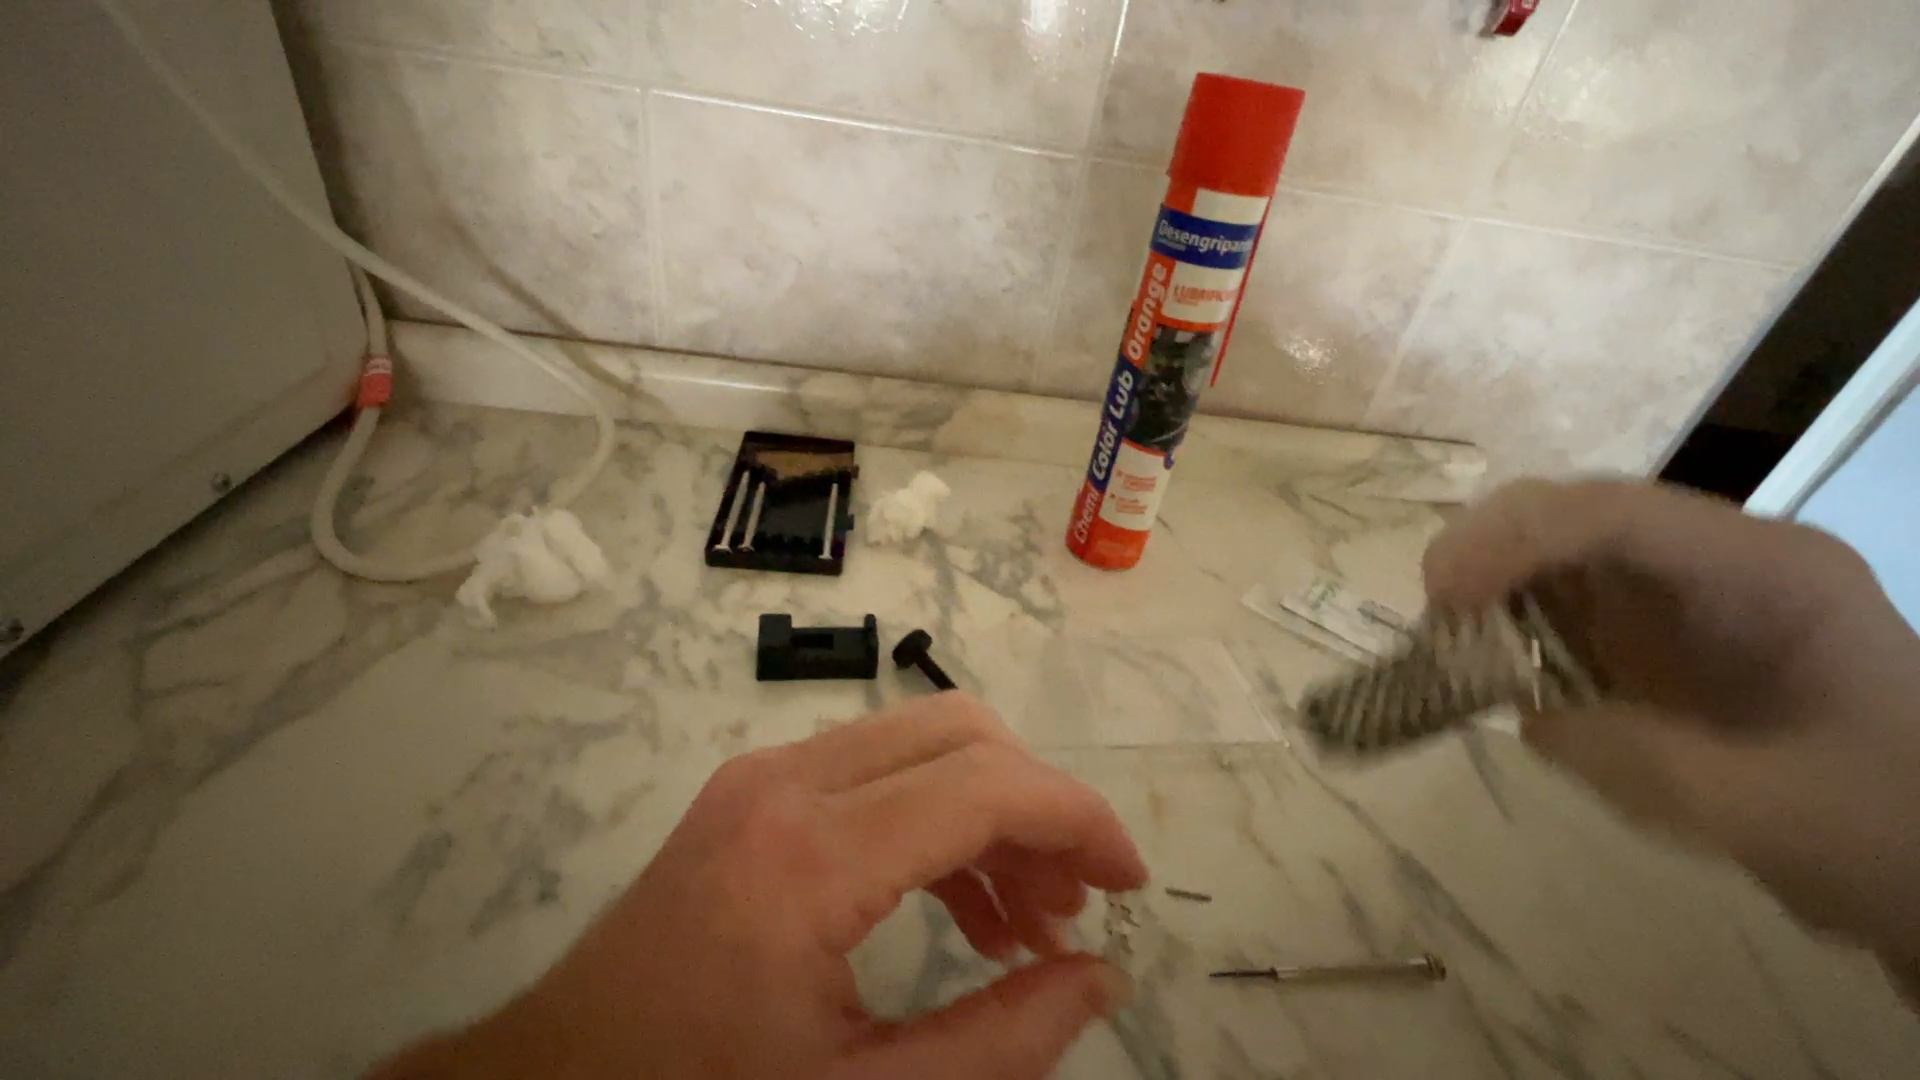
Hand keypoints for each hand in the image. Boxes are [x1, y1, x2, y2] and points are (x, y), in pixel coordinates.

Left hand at [367, 693, 1145, 1078]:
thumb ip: (1000, 1043)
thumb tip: (1099, 977)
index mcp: (809, 858)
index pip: (984, 785)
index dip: (1077, 820)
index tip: (1128, 880)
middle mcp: (787, 782)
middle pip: (961, 732)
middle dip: (1039, 805)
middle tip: (1076, 901)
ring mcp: (764, 775)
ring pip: (922, 741)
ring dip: (992, 810)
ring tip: (1027, 918)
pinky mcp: (756, 789)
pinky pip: (878, 771)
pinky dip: (938, 818)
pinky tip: (963, 906)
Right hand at [1423, 478, 1919, 988]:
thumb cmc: (1879, 828)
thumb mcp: (1763, 812)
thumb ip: (1631, 756)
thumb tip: (1527, 713)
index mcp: (1764, 571)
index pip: (1612, 514)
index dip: (1512, 541)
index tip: (1446, 602)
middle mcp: (1710, 555)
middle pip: (1566, 508)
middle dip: (1484, 549)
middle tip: (1438, 619)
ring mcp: (1672, 586)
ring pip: (1543, 540)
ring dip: (1482, 580)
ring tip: (1450, 641)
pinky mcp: (1643, 622)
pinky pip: (1549, 591)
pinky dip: (1499, 614)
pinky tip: (1486, 657)